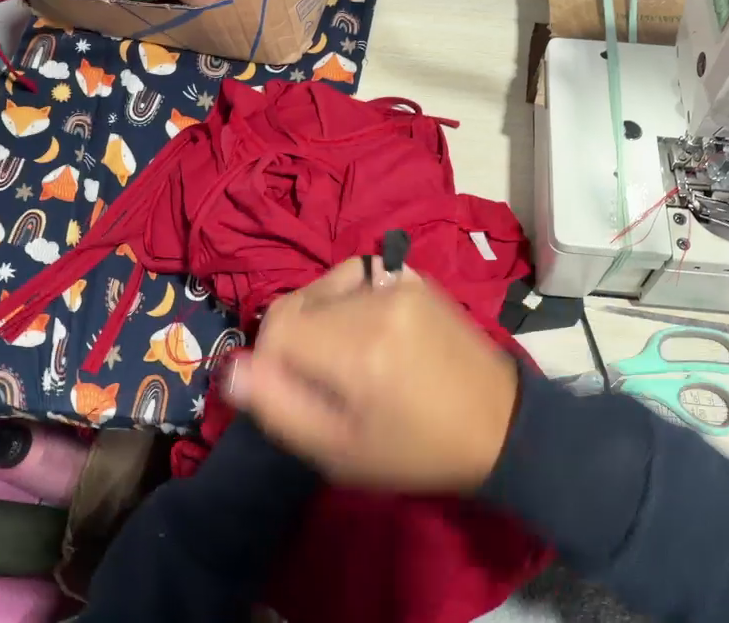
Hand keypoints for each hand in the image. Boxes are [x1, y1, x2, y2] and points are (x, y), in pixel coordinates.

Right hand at [225, 257, 518, 492]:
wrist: (496, 423)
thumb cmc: (415, 450)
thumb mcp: (340, 451)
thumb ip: (280, 408)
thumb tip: (233, 367)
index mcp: (358, 348)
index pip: (276, 324)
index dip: (270, 360)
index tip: (292, 391)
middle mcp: (377, 301)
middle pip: (298, 302)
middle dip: (294, 339)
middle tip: (321, 380)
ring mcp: (401, 282)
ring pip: (324, 287)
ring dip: (320, 317)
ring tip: (344, 356)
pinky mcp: (415, 277)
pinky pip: (357, 277)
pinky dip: (348, 300)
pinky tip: (368, 332)